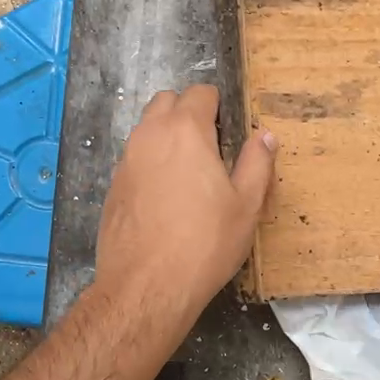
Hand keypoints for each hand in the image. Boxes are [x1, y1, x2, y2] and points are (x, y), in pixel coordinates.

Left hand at [94, 85, 275, 314]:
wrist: (148, 285)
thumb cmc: (206, 244)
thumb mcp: (246, 206)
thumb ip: (257, 164)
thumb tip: (265, 137)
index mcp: (187, 131)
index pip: (201, 94)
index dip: (219, 107)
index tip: (232, 133)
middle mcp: (150, 136)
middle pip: (168, 102)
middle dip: (190, 114)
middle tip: (213, 149)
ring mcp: (126, 160)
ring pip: (148, 130)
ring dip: (169, 139)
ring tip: (192, 177)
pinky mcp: (114, 187)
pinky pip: (136, 160)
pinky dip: (153, 165)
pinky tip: (169, 202)